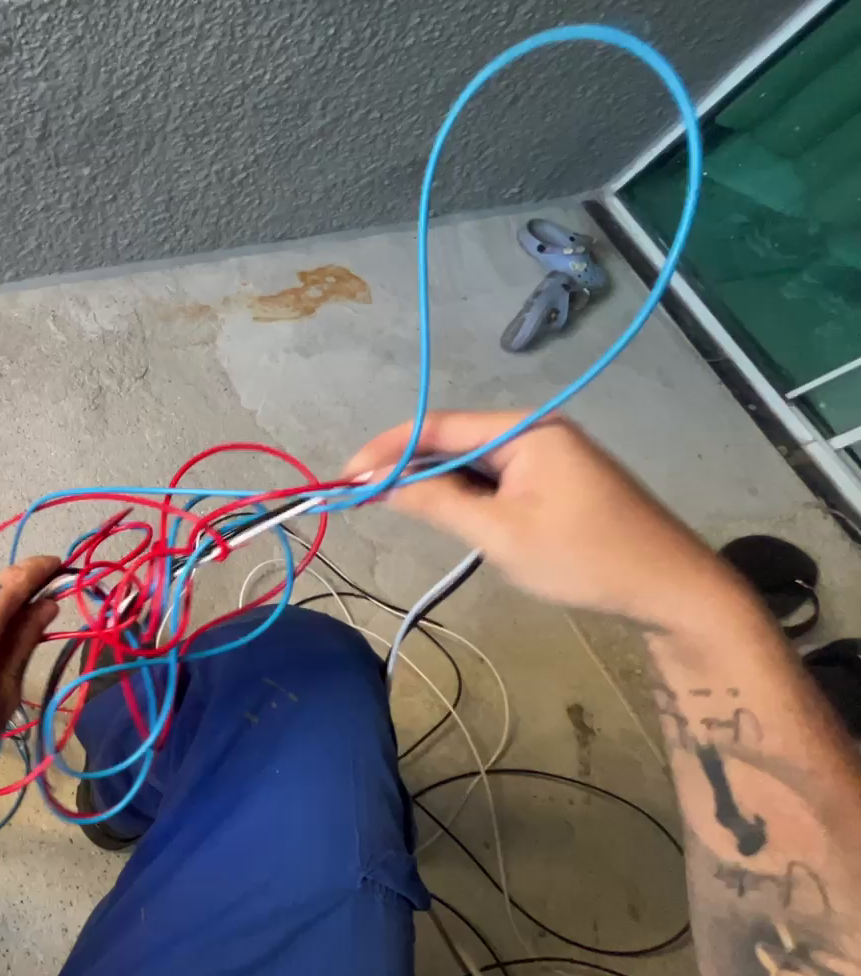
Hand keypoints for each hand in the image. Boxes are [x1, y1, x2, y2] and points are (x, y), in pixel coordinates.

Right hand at [343, 411, 744, 627]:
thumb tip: (374, 483)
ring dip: (425, 479)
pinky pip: (487, 475)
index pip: (435, 427)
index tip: (345, 476)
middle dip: (401, 465)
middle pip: (448, 440)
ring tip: (383, 499)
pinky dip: (454, 490)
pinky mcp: (550, 479)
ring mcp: (545, 455)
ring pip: (465, 459)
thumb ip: (434, 501)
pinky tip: (431, 505)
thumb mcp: (499, 533)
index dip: (384, 450)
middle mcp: (534, 432)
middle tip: (357, 491)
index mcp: (526, 431)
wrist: (680, 596)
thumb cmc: (587, 560)